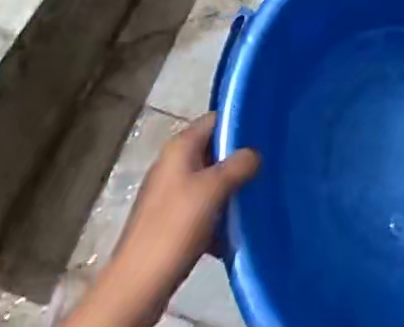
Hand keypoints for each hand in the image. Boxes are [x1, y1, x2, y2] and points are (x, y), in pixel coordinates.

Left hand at [65, 113, 260, 326]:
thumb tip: (254, 153)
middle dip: (237, 161)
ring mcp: (168, 194)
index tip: (264, 134)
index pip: (214, 120)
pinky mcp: (168, 222)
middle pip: (212, 151)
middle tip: (265, 169)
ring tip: (254, 201)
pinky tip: (232, 234)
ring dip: (229, 192)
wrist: (138, 285)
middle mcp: (172, 164)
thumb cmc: (176, 226)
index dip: (238, 123)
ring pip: (208, 182)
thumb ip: (239, 165)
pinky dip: (216, 218)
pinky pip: (200, 209)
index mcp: (180, 148)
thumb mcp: (214, 189)